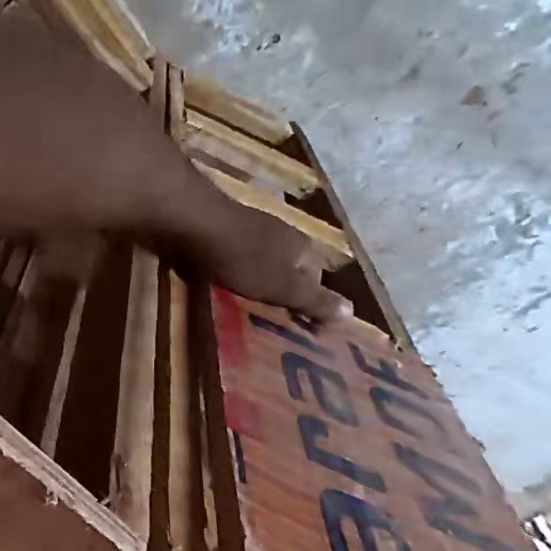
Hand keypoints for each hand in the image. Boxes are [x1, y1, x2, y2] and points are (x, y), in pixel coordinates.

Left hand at [190, 198, 353, 322]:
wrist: (198, 223)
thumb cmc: (246, 258)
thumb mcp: (284, 287)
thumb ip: (315, 300)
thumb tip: (352, 312)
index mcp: (303, 246)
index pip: (317, 278)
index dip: (311, 303)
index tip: (300, 328)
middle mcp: (283, 232)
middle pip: (291, 268)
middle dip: (283, 291)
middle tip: (271, 319)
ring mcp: (254, 226)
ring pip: (265, 260)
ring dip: (259, 281)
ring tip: (247, 305)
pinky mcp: (226, 227)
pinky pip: (238, 255)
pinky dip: (235, 270)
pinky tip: (223, 282)